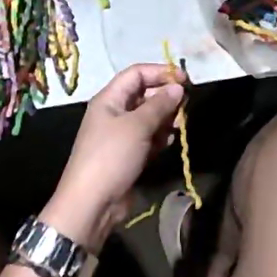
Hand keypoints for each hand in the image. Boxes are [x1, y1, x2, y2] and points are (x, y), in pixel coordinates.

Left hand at [44, 64, 184, 249]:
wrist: (92, 204)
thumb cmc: (111, 156)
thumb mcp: (137, 126)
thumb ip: (159, 104)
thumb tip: (178, 87)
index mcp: (109, 99)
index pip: (137, 74)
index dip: (160, 72)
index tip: (185, 80)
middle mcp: (115, 112)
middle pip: (144, 94)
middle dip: (165, 98)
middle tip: (185, 107)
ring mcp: (121, 135)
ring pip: (149, 117)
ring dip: (165, 119)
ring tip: (178, 127)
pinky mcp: (129, 154)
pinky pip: (149, 138)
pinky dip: (160, 138)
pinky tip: (169, 143)